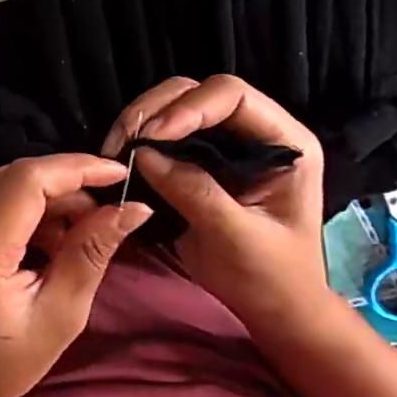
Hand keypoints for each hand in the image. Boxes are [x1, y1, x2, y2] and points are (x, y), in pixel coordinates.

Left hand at [0, 154, 152, 396]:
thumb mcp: (61, 313)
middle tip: (105, 217)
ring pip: (6, 179)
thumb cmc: (6, 358)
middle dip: (68, 184)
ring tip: (76, 237)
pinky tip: (47, 237)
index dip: (75, 169)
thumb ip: (90, 252)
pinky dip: (27, 204)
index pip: (25, 182)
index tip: (121, 174)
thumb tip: (133, 207)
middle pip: (15, 175)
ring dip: (49, 196)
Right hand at [103, 74, 334, 330]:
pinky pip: (156, 129)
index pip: (232, 96)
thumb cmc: (270, 275)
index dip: (189, 108)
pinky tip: (117, 156)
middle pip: (192, 92)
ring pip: (168, 105)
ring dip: (136, 122)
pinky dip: (132, 137)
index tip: (152, 137)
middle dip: (152, 111)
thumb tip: (143, 155)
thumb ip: (195, 192)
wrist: (270, 304)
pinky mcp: (193, 156)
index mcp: (282, 143)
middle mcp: (251, 132)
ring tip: (114, 150)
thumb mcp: (237, 238)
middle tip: (122, 143)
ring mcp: (220, 142)